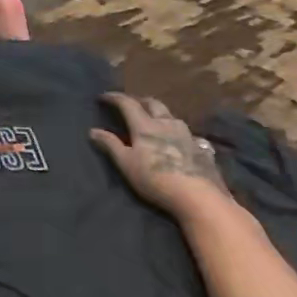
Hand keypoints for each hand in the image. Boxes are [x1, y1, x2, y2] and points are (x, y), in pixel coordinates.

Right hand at [90, 93, 232, 222]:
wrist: (200, 199)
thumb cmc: (156, 179)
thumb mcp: (126, 163)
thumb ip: (110, 144)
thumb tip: (93, 130)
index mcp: (146, 125)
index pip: (128, 103)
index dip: (114, 97)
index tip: (103, 97)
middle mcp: (167, 124)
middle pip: (153, 104)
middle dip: (140, 101)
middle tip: (130, 105)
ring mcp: (188, 136)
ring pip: (172, 117)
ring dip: (159, 115)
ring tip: (153, 122)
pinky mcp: (203, 149)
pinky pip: (187, 133)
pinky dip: (177, 132)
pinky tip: (177, 141)